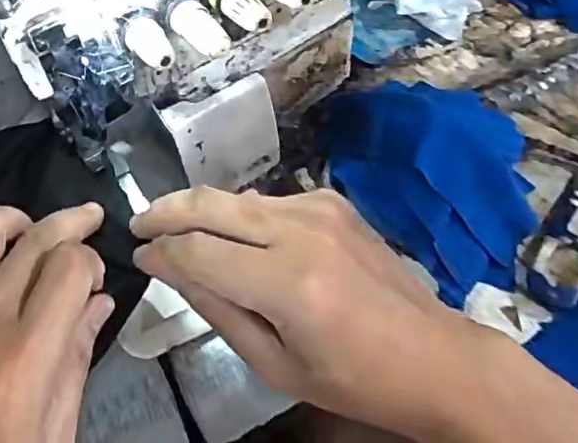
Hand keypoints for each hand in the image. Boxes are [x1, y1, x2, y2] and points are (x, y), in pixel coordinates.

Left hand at [0, 202, 114, 442]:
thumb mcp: (49, 438)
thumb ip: (75, 363)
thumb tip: (98, 303)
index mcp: (25, 354)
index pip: (69, 265)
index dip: (92, 262)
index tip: (95, 280)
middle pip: (36, 236)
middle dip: (72, 221)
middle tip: (90, 219)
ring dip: (18, 220)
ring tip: (33, 236)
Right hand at [132, 188, 577, 442]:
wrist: (440, 357)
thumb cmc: (357, 380)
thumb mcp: (277, 366)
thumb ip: (217, 312)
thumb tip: (169, 268)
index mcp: (289, 284)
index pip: (199, 252)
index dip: (160, 251)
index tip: (137, 254)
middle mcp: (299, 231)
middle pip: (208, 204)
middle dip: (163, 210)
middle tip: (137, 222)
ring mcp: (316, 206)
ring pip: (232, 196)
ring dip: (198, 209)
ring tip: (175, 226)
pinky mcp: (328, 197)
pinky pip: (265, 200)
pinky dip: (240, 215)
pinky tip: (238, 237)